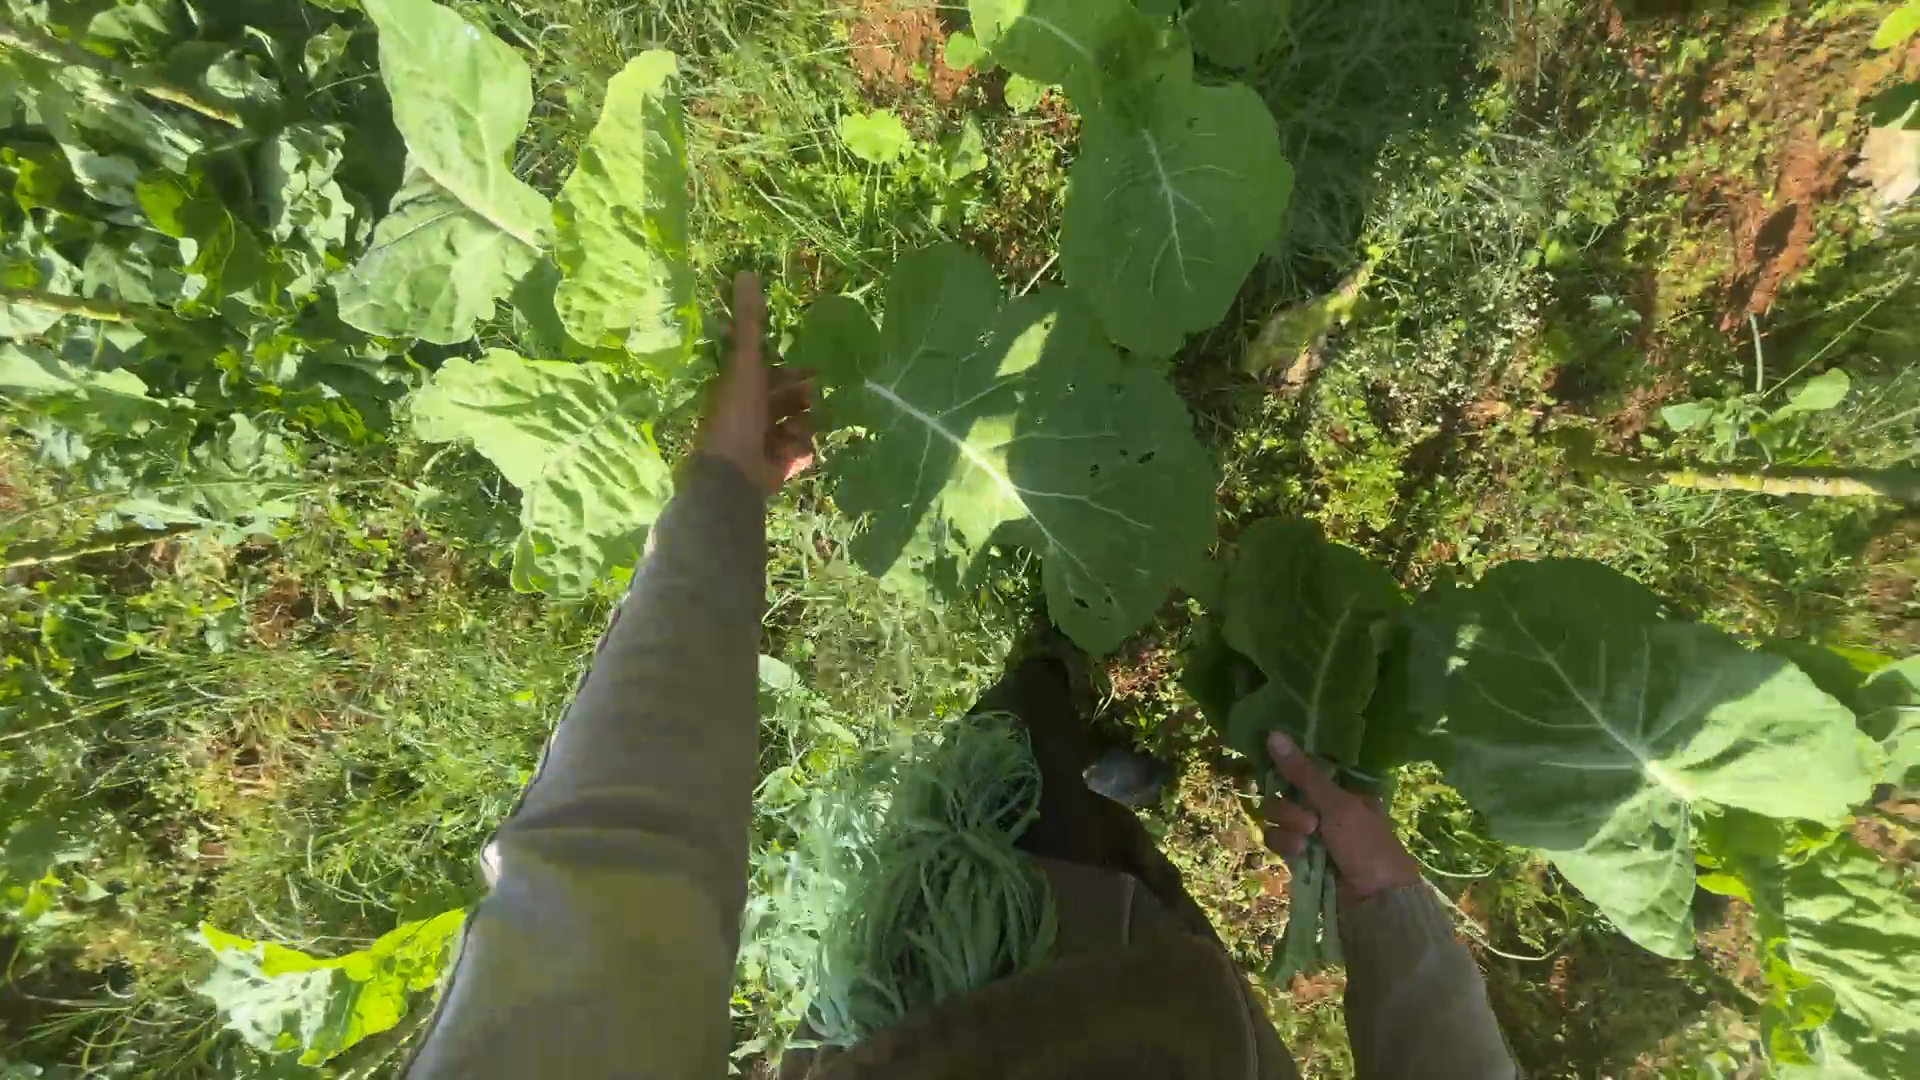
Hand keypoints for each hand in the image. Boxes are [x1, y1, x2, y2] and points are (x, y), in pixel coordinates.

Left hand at [700, 271, 813, 494]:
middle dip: (806, 401)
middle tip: (816, 403)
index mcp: (742, 389)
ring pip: (798, 427)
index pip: (775, 375)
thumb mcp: (745, 364)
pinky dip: (800, 453)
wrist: (733, 475)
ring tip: (800, 434)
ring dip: (804, 428)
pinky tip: (799, 454)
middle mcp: (752, 415)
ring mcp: (763, 443)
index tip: (814, 373)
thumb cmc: (738, 416)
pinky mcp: (775, 468)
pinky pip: (799, 455)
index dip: (795, 373)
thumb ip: (750, 323)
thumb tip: (746, 273)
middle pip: (790, 401)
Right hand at [1261, 731, 1421, 901]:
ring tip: (1304, 843)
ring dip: (1287, 827)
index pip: (1303, 768)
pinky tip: (1298, 855)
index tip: (1276, 769)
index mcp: (1341, 791)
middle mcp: (1323, 807)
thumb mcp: (1338, 805)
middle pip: (1284, 791)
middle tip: (1309, 823)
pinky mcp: (1300, 855)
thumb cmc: (1368, 847)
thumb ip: (1303, 773)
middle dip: (1289, 807)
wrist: (1378, 905)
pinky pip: (1277, 838)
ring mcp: (1311, 832)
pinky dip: (1284, 845)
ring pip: (1277, 815)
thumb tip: (1272, 734)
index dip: (1287, 768)